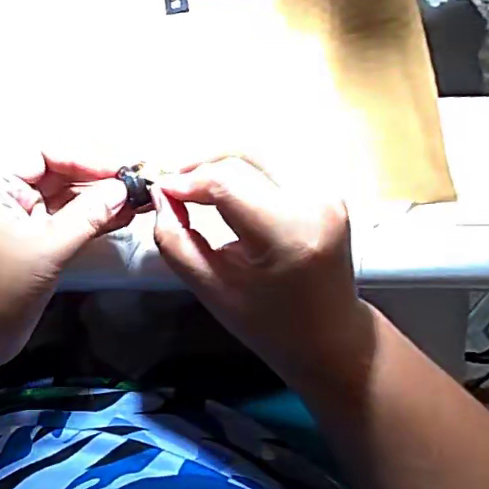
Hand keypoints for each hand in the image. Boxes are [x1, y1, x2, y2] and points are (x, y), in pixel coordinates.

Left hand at [0, 152, 131, 369]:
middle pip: (60, 176)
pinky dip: (93, 223)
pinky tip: (121, 220)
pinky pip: (68, 226)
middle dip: (98, 181)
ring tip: (138, 203)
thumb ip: (87, 216)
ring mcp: (24, 225)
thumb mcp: (45, 249)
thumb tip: (123, 189)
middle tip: (138, 187)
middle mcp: (11, 199)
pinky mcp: (36, 249)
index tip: (121, 171)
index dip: (84, 159)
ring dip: (100, 202)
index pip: (46, 155)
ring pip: (67, 202)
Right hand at [152, 156, 374, 388]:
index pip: (226, 182)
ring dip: (221, 165)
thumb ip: (175, 241)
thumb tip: (161, 197)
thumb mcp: (211, 290)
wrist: (329, 335)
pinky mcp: (327, 190)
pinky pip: (276, 164)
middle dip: (200, 167)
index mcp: (288, 234)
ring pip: (260, 153)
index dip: (185, 181)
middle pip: (243, 159)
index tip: (160, 190)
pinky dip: (244, 170)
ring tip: (193, 186)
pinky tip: (224, 188)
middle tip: (172, 187)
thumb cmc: (271, 323)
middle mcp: (315, 203)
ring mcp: (327, 193)